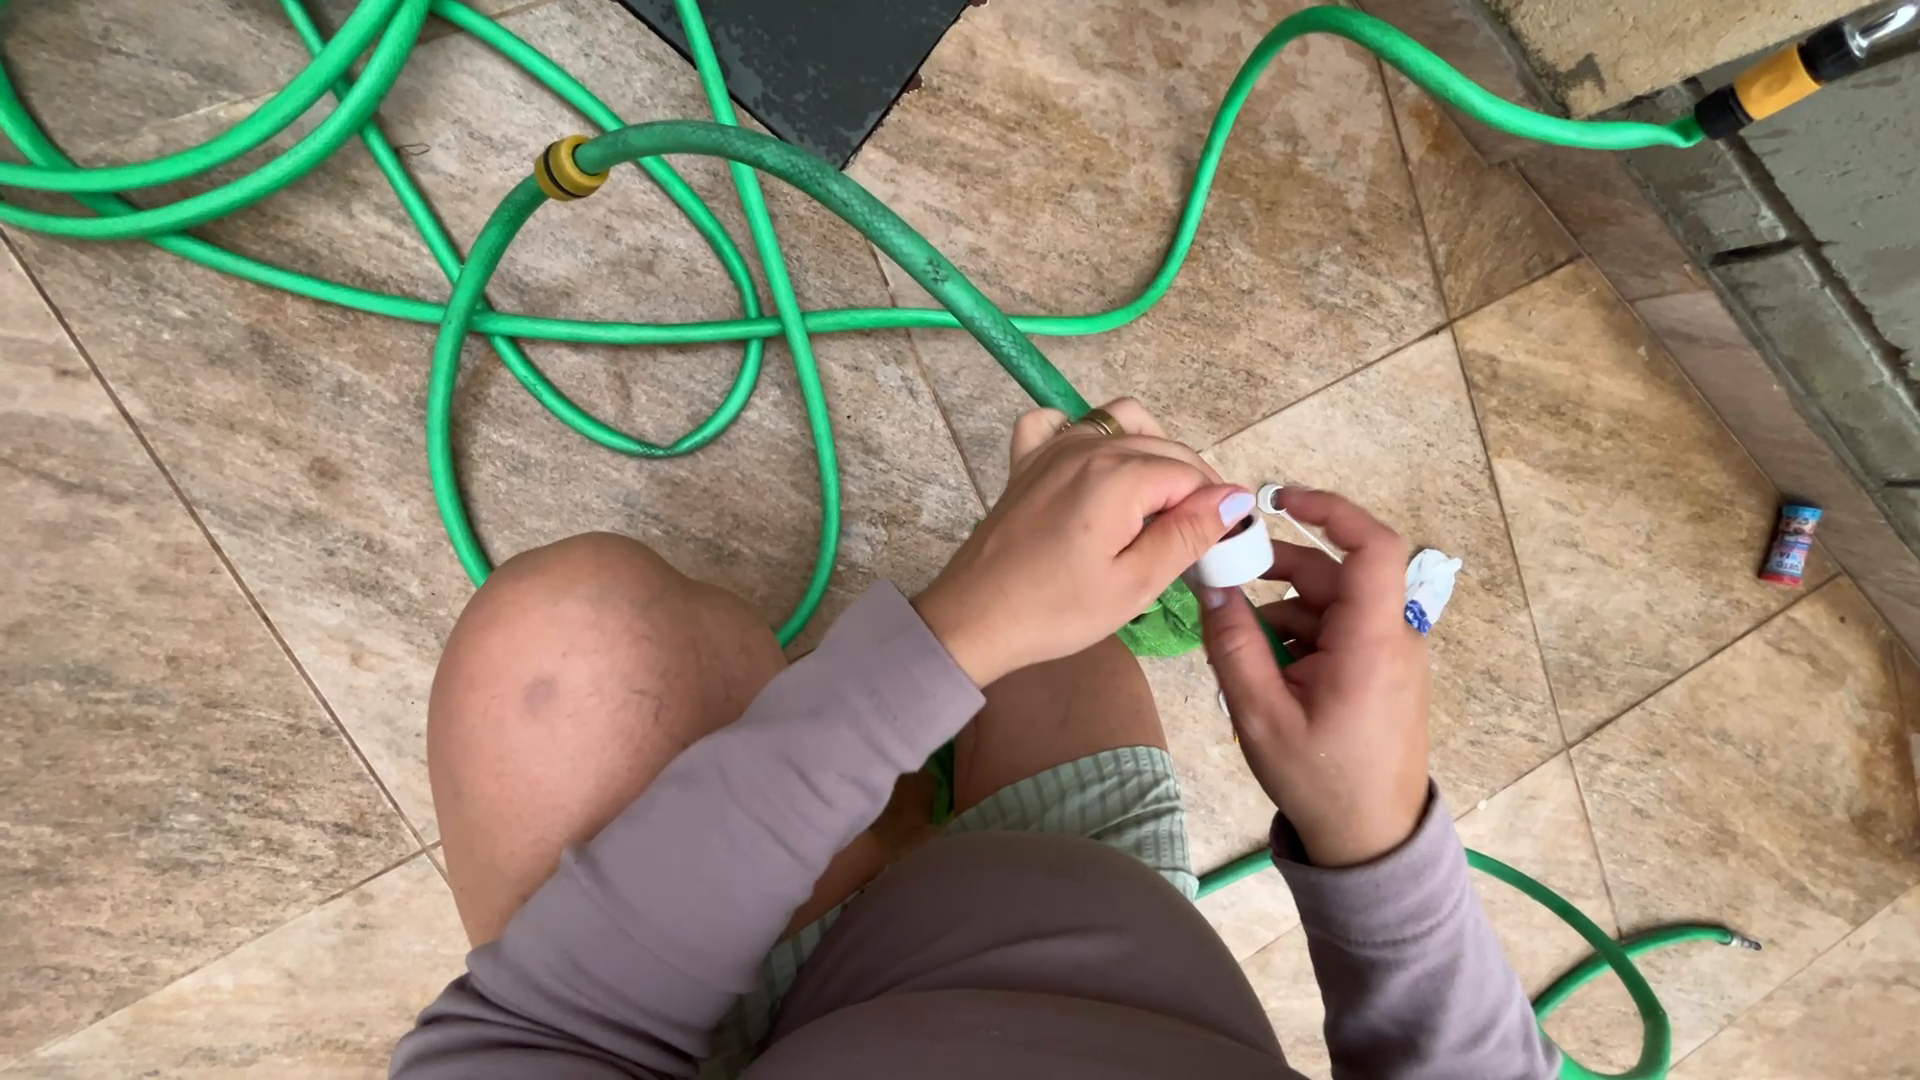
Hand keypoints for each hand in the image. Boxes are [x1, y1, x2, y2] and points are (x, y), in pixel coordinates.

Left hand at [916, 398, 1251, 686]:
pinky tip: (1090, 468)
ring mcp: (1049, 449)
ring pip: (1118, 422)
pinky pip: (1056, 424)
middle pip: (1161, 446)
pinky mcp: (1024, 463)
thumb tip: (1234, 498)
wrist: (974, 619)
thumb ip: (1187, 534)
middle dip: (1188, 484)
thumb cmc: (1056, 611)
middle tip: (1191, 535)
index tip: (1218, 543)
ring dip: (1148, 451)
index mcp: (1117, 475)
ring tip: (1152, 501)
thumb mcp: (1134, 584)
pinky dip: (1081, 434)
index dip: (1214, 507)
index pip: (1190, 473)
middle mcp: (1085, 447)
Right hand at [1197, 488, 1429, 867]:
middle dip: (1275, 572)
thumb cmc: (1319, 779)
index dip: (1329, 509)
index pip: (1372, 547)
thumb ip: (1232, 643)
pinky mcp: (1380, 672)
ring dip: (1279, 613)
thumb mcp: (1258, 713)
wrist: (1371, 843)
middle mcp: (1391, 637)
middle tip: (1222, 584)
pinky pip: (1334, 632)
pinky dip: (1295, 637)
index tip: (1277, 498)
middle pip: (1332, 575)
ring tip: (1241, 654)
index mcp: (1373, 641)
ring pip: (1328, 605)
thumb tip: (1211, 584)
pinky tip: (1266, 672)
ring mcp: (1388, 655)